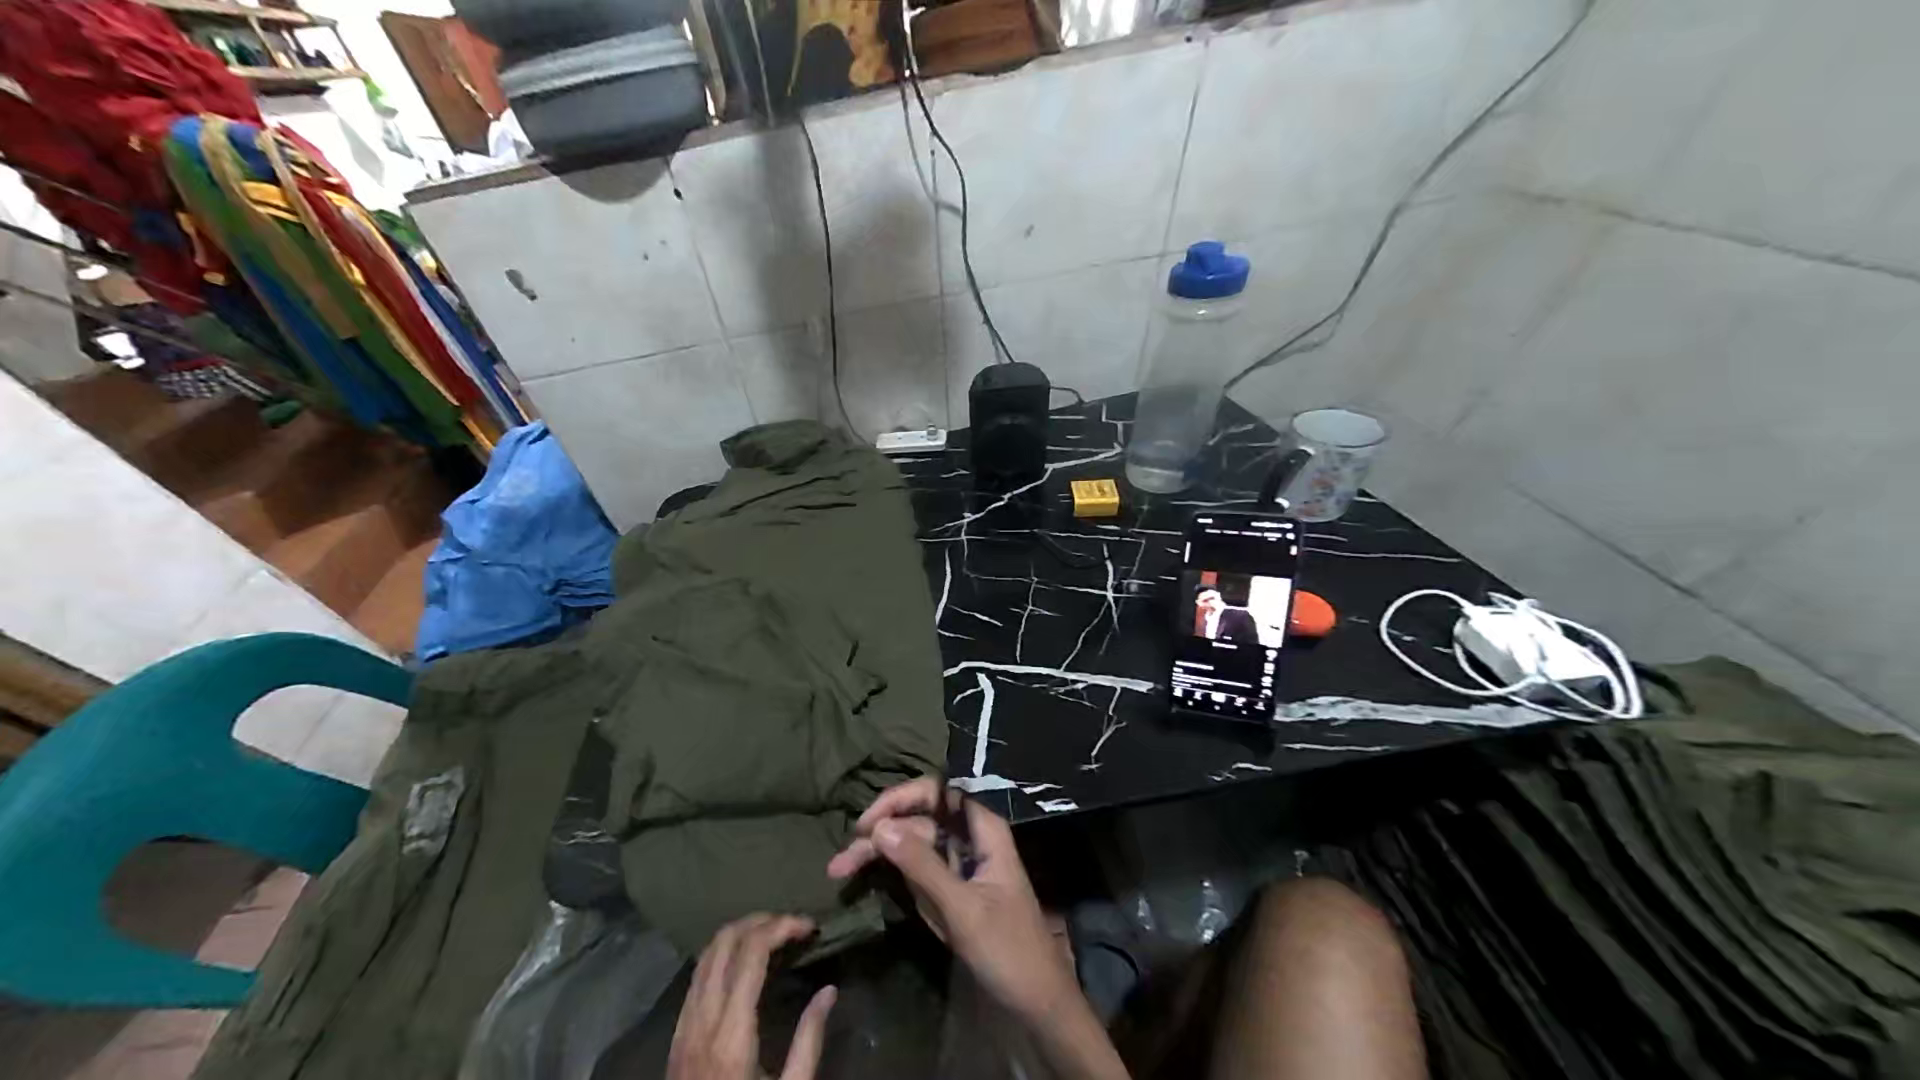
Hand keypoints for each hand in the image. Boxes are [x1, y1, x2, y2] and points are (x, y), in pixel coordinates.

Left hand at [666, 914, 836, 1079]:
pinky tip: (746, 964)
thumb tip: (829, 991)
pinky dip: (724, 953)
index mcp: (732, 1033)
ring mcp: (684, 1024)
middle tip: (794, 925)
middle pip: (725, 940)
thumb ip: (809, 1041)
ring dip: (741, 933)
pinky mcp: (677, 1033)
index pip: (752, 952)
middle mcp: (702, 1018)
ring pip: (706, 952)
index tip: (810, 927)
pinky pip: (698, 974)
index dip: (782, 926)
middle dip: (762, 920)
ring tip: (774, 936)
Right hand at [826, 778, 1078, 1024]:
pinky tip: (865, 878)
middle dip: (881, 832)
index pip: (939, 791)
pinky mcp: (950, 887)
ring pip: (912, 843)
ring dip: (879, 853)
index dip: (902, 797)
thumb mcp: (962, 908)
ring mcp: (959, 862)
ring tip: (840, 870)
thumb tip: (880, 828)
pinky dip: (892, 872)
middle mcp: (970, 838)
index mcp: (984, 829)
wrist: (1035, 1002)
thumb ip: (922, 865)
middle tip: (841, 859)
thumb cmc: (1008, 950)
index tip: (868, 821)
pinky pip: (917, 869)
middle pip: (919, 818)